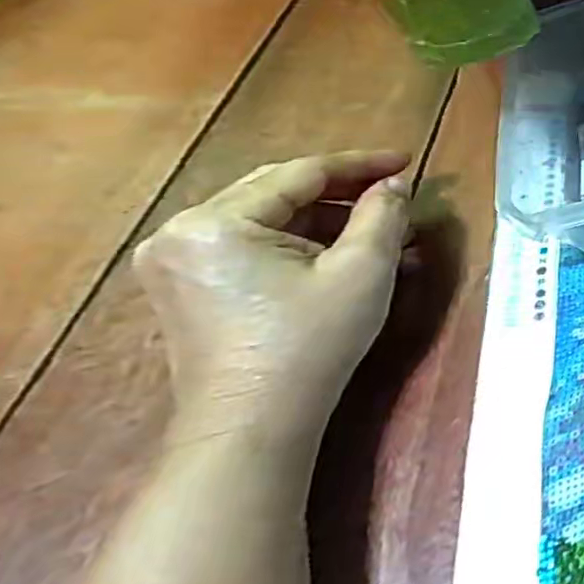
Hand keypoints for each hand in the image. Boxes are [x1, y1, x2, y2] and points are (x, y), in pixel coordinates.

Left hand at [133, 150, 415, 446]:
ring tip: (380, 227)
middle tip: (394, 190)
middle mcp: (181, 233)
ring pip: (266, 217)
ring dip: (325, 217)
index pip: (300, 173)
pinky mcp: (185, 288)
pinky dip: (300, 241)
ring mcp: (175, 263)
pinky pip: (250, 243)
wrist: (256, 423)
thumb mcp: (364, 269)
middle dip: (342, 189)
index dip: (360, 164)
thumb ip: (382, 214)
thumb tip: (393, 185)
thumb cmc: (313, 339)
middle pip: (277, 190)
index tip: (407, 160)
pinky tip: (342, 253)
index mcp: (216, 222)